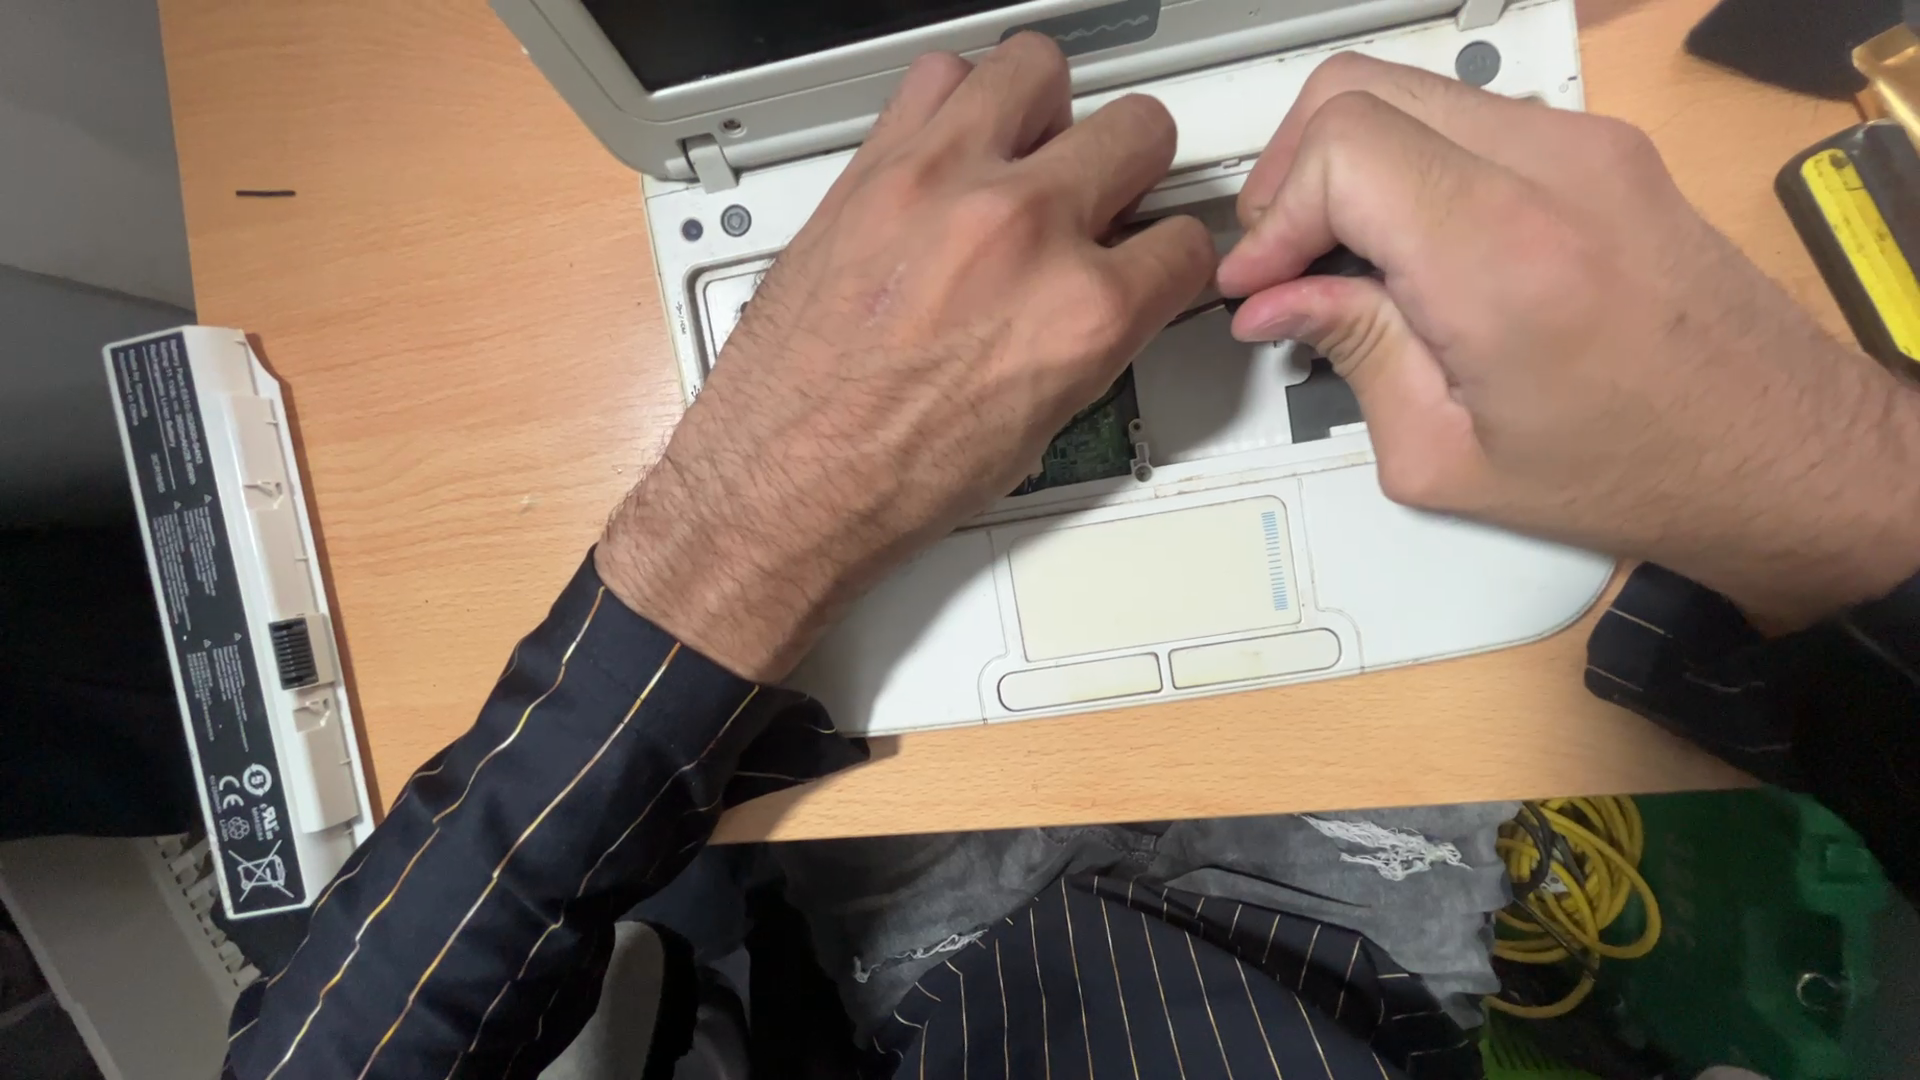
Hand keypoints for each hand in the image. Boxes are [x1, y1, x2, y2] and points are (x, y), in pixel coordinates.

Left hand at [597, 35, 1212, 679]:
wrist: (785, 484)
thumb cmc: (893, 482)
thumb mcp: (1033, 432)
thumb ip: (1086, 343)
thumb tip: (1102, 298)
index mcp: (1079, 316)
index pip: (1183, 244)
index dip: (1171, 260)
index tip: (1151, 261)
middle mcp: (1020, 234)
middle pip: (1139, 133)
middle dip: (1132, 176)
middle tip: (1100, 206)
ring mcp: (942, 188)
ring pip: (1042, 69)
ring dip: (1050, 116)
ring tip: (1026, 163)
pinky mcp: (872, 172)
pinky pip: (938, 77)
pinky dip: (957, 106)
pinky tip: (951, 158)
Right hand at [1217, 54, 1919, 629]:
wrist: (1773, 449)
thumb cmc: (1621, 470)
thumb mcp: (1439, 451)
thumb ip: (1351, 353)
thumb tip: (1272, 303)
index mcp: (1505, 259)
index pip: (1344, 153)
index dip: (1271, 217)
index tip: (1254, 285)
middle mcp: (1553, 171)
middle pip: (1358, 92)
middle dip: (1285, 176)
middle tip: (1271, 261)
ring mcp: (1583, 144)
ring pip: (1401, 92)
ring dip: (1332, 168)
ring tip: (1316, 258)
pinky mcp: (1593, 149)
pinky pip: (1452, 120)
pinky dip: (1387, 169)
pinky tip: (1379, 247)